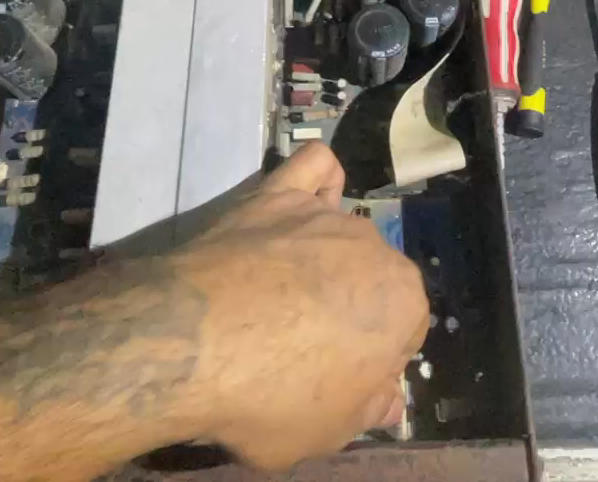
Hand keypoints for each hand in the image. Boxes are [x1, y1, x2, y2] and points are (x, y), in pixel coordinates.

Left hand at [173, 142, 429, 468]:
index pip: (404, 328)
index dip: (374, 357)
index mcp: (400, 300)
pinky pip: (312, 167)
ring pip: (342, 232)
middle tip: (306, 343)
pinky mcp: (278, 193)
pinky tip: (307, 199)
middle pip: (371, 277)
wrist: (193, 342)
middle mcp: (373, 245)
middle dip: (352, 306)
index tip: (341, 376)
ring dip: (326, 259)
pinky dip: (317, 180)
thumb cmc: (271, 395)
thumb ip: (368, 409)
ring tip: (283, 292)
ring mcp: (323, 213)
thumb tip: (387, 398)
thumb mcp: (329, 431)